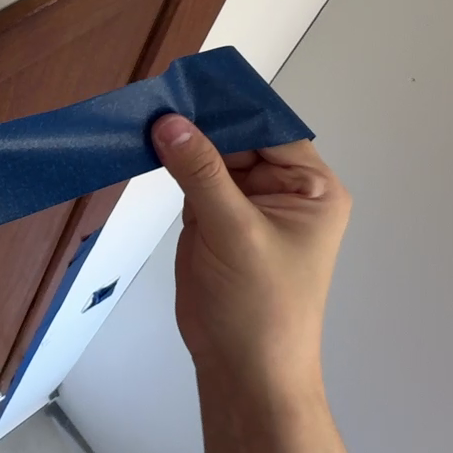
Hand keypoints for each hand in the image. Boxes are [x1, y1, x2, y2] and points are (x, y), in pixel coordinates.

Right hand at [151, 114, 350, 398]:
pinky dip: (167, 162)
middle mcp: (281, 189)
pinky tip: (142, 145)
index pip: (270, 130)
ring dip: (178, 141)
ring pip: (208, 155)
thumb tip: (169, 120)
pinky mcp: (212, 216)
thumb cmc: (259, 304)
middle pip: (236, 138)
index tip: (185, 85)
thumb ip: (201, 171)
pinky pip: (189, 176)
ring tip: (140, 115)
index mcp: (311, 189)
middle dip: (198, 123)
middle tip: (152, 99)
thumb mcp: (234, 231)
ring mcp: (243, 203)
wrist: (241, 367)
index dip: (230, 107)